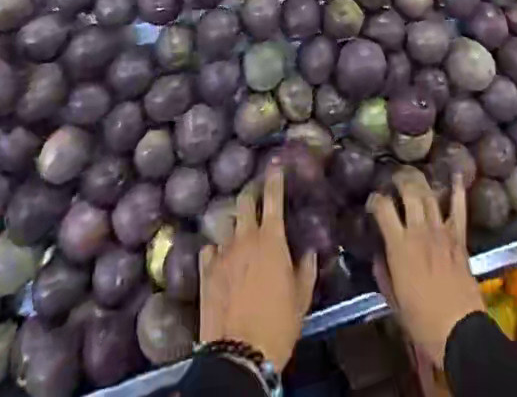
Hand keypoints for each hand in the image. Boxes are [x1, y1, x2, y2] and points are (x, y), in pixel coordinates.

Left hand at [199, 164, 318, 369]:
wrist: (239, 351)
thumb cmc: (278, 323)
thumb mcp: (302, 297)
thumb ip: (306, 269)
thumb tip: (311, 251)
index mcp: (271, 239)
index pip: (272, 197)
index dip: (274, 178)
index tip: (276, 165)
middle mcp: (244, 237)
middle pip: (244, 201)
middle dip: (251, 193)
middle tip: (257, 194)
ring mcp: (221, 252)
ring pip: (226, 224)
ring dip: (235, 223)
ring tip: (240, 230)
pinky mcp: (205, 270)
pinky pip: (210, 248)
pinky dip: (217, 248)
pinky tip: (221, 256)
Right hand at [370, 168, 482, 369]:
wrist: (459, 331)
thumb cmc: (421, 320)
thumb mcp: (392, 297)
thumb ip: (383, 270)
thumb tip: (379, 253)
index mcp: (399, 245)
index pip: (382, 207)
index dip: (375, 199)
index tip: (372, 202)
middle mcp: (420, 231)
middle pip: (409, 191)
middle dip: (400, 179)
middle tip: (394, 179)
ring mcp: (442, 232)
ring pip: (430, 195)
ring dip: (421, 182)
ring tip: (414, 177)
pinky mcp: (460, 239)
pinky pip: (459, 209)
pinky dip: (458, 191)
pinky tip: (458, 174)